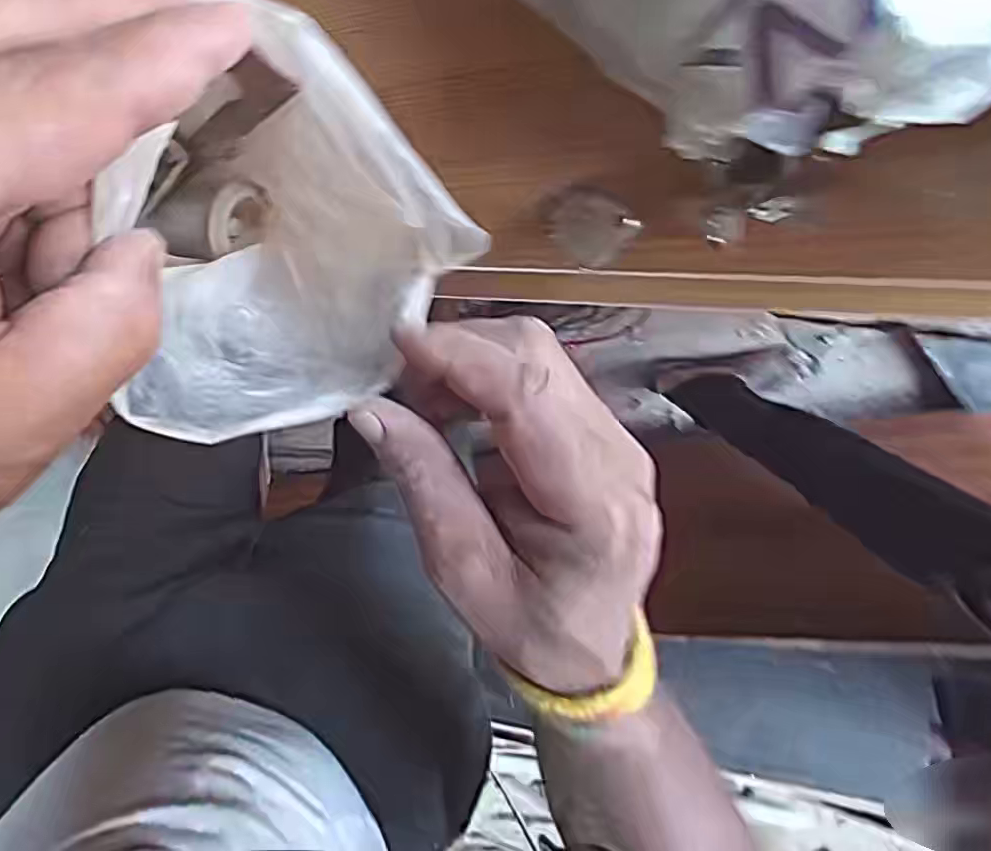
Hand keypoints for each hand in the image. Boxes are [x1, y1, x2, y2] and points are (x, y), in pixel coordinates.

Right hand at [349, 318, 661, 693]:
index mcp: (593, 501)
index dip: (460, 355)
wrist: (590, 648)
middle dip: (454, 350)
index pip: (528, 394)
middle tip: (397, 385)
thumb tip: (373, 409)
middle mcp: (617, 454)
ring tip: (421, 401)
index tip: (398, 343)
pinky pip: (534, 368)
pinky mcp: (595, 425)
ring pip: (534, 351)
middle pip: (535, 355)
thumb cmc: (527, 622)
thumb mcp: (459, 565)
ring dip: (463, 358)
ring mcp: (613, 434)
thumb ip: (422, 479)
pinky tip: (451, 405)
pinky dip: (478, 370)